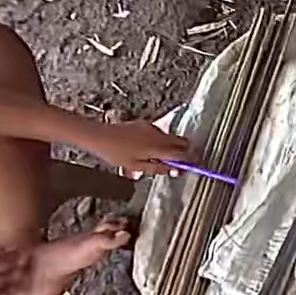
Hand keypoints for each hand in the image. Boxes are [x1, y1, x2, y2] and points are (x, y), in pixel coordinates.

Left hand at [75, 118, 189, 176]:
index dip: (192, 160)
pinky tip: (147, 150)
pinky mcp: (146, 124)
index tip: (197, 165)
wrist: (98, 135)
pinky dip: (160, 143)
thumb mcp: (136, 167)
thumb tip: (175, 170)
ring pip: (171, 139)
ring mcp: (153, 128)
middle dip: (186, 152)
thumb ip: (158, 168)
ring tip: (158, 159)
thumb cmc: (115, 153)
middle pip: (183, 142)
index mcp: (158, 148)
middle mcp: (159, 136)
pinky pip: (160, 135)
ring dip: (171, 148)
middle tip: (181, 162)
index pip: (183, 154)